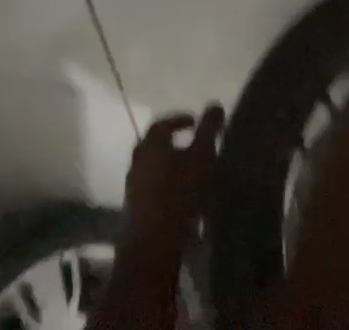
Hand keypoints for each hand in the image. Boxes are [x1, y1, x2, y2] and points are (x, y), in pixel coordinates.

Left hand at [123, 105, 225, 245]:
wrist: (152, 245)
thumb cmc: (180, 193)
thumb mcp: (202, 155)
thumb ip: (209, 129)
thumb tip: (215, 104)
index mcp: (152, 145)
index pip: (162, 124)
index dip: (179, 119)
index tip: (194, 121)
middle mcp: (138, 162)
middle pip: (153, 147)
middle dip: (172, 143)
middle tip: (191, 146)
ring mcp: (133, 188)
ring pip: (152, 170)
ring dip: (169, 167)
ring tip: (190, 174)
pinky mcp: (134, 211)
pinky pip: (151, 191)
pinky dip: (166, 188)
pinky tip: (182, 199)